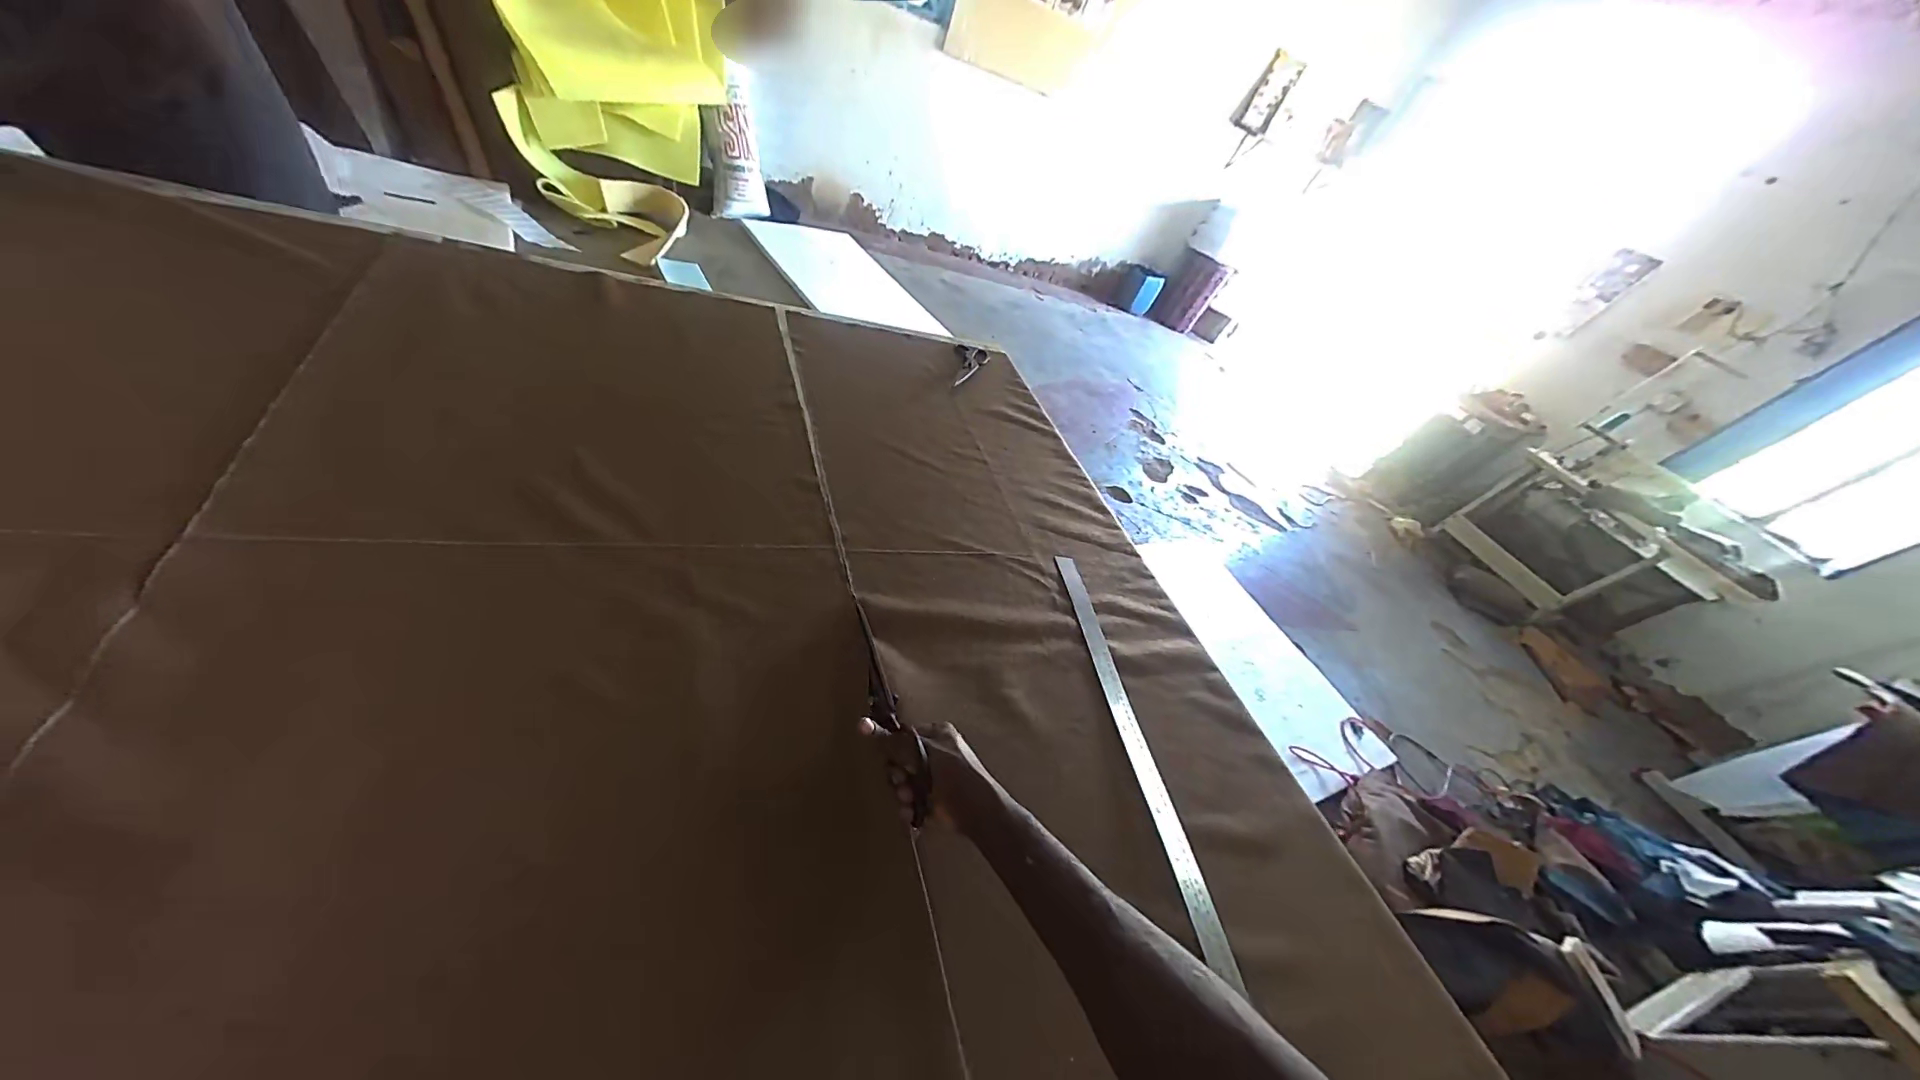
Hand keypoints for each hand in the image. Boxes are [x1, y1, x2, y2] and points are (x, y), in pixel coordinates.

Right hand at [857, 718, 999, 831]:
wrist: (979, 812)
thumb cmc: (955, 774)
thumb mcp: (923, 754)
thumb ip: (893, 743)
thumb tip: (862, 724)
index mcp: (936, 735)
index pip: (903, 737)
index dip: (894, 751)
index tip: (892, 762)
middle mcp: (935, 754)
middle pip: (900, 763)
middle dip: (898, 777)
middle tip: (903, 784)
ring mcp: (935, 779)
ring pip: (904, 784)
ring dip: (902, 794)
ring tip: (910, 801)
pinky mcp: (933, 801)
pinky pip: (911, 801)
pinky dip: (909, 808)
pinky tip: (911, 813)